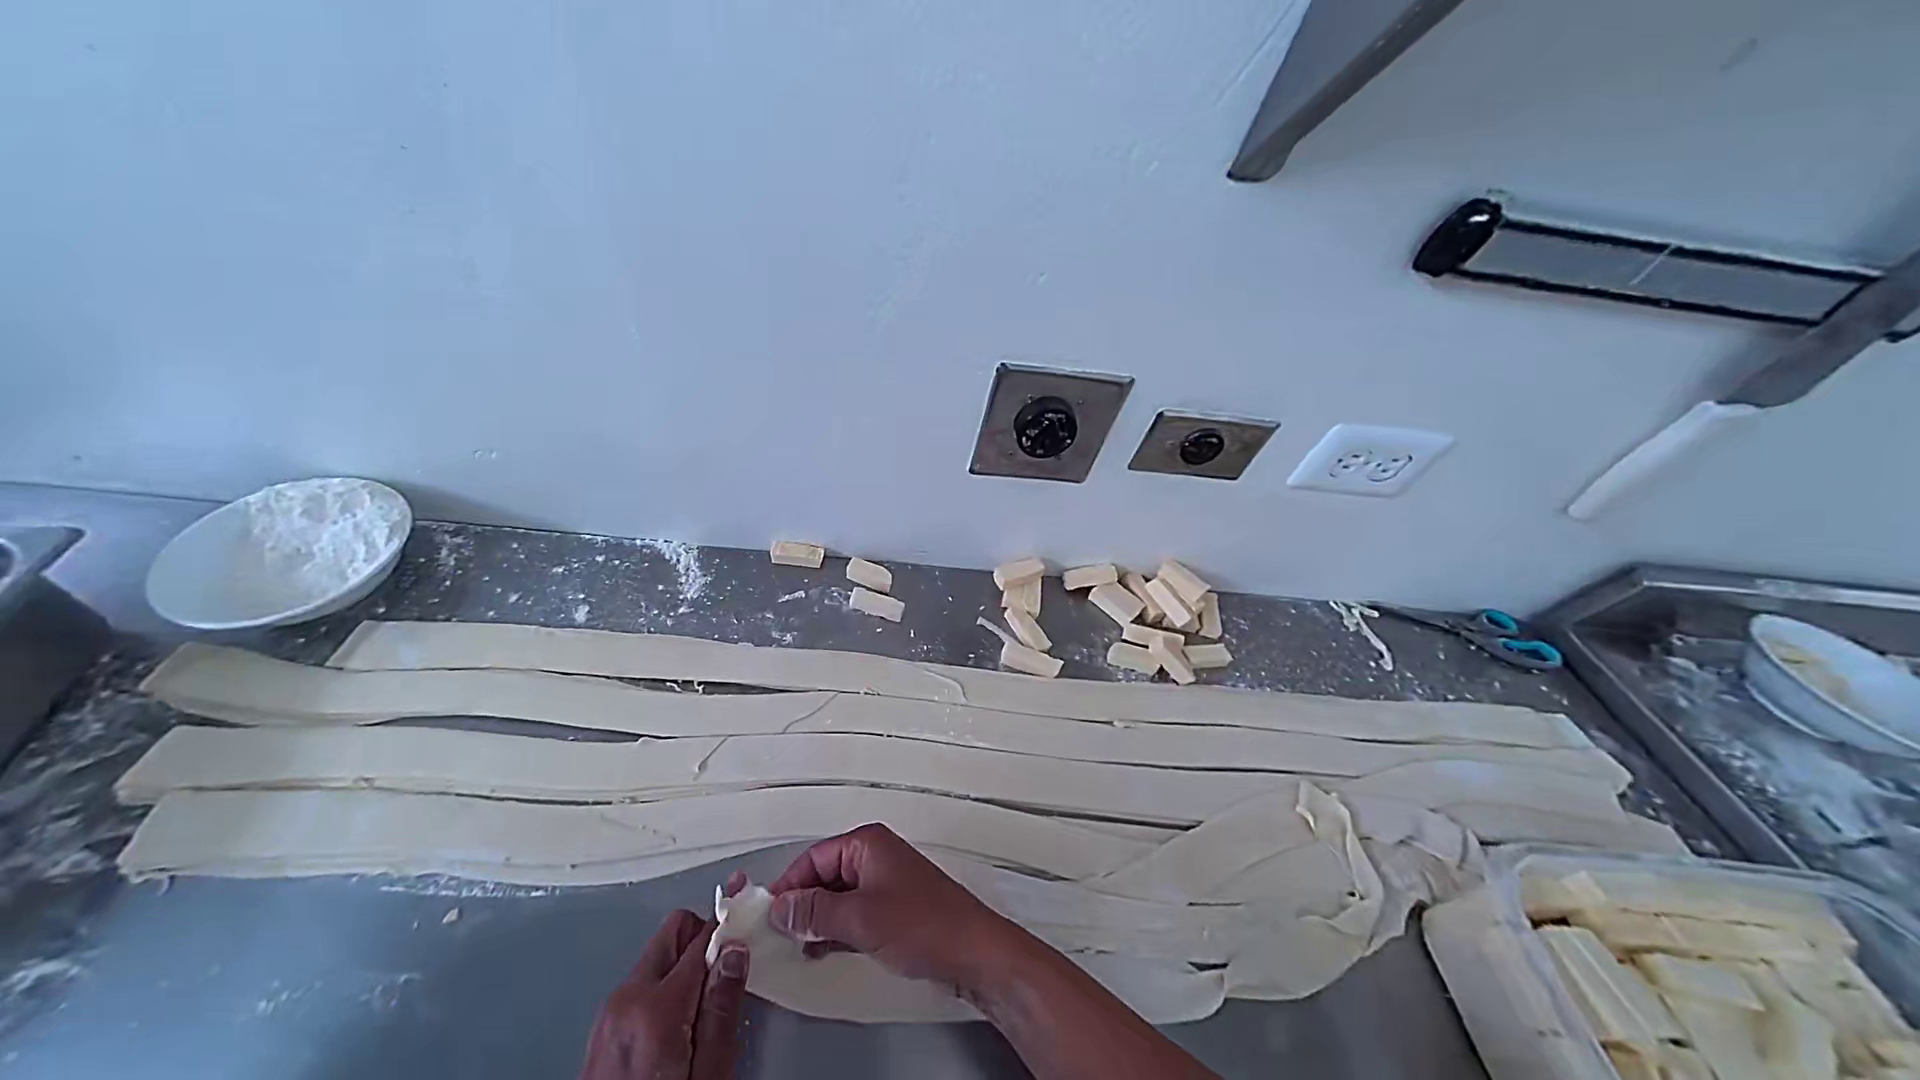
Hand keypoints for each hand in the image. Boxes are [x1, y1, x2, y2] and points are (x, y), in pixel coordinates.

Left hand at [578, 906, 749, 1079]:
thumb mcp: (710, 1076)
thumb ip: (722, 1009)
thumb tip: (734, 952)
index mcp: (657, 1007)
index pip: (701, 939)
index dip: (729, 927)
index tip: (748, 919)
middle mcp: (628, 998)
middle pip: (673, 930)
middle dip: (703, 939)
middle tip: (726, 971)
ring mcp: (611, 1012)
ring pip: (659, 954)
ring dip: (685, 964)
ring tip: (704, 1007)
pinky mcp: (604, 1027)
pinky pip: (643, 981)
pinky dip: (666, 984)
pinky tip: (680, 1022)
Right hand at [765, 823, 1014, 991]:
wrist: (972, 952)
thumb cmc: (931, 924)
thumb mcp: (859, 918)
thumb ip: (814, 912)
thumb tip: (785, 907)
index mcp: (868, 844)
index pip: (813, 857)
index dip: (789, 885)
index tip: (769, 912)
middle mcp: (877, 857)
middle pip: (824, 875)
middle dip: (802, 904)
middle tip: (781, 931)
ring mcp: (886, 882)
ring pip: (837, 896)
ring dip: (817, 920)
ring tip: (799, 943)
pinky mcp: (893, 907)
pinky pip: (853, 913)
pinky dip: (835, 929)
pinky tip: (824, 947)